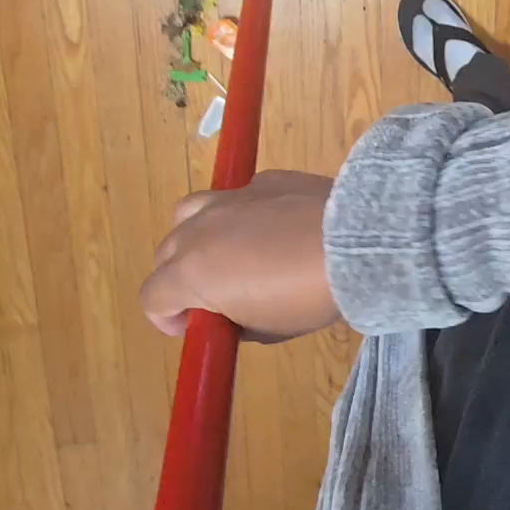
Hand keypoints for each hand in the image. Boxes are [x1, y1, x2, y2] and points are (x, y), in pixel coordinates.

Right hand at [141, 170, 339, 341]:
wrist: (357, 242)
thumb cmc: (309, 295)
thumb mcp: (268, 329)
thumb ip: (236, 322)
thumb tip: (233, 312)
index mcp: (191, 272)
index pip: (153, 297)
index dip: (167, 318)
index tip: (194, 327)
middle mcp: (201, 228)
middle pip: (167, 252)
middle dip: (180, 276)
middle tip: (215, 293)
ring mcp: (233, 197)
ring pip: (190, 212)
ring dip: (197, 235)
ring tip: (229, 251)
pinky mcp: (266, 179)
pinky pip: (238, 196)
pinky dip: (243, 213)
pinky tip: (276, 226)